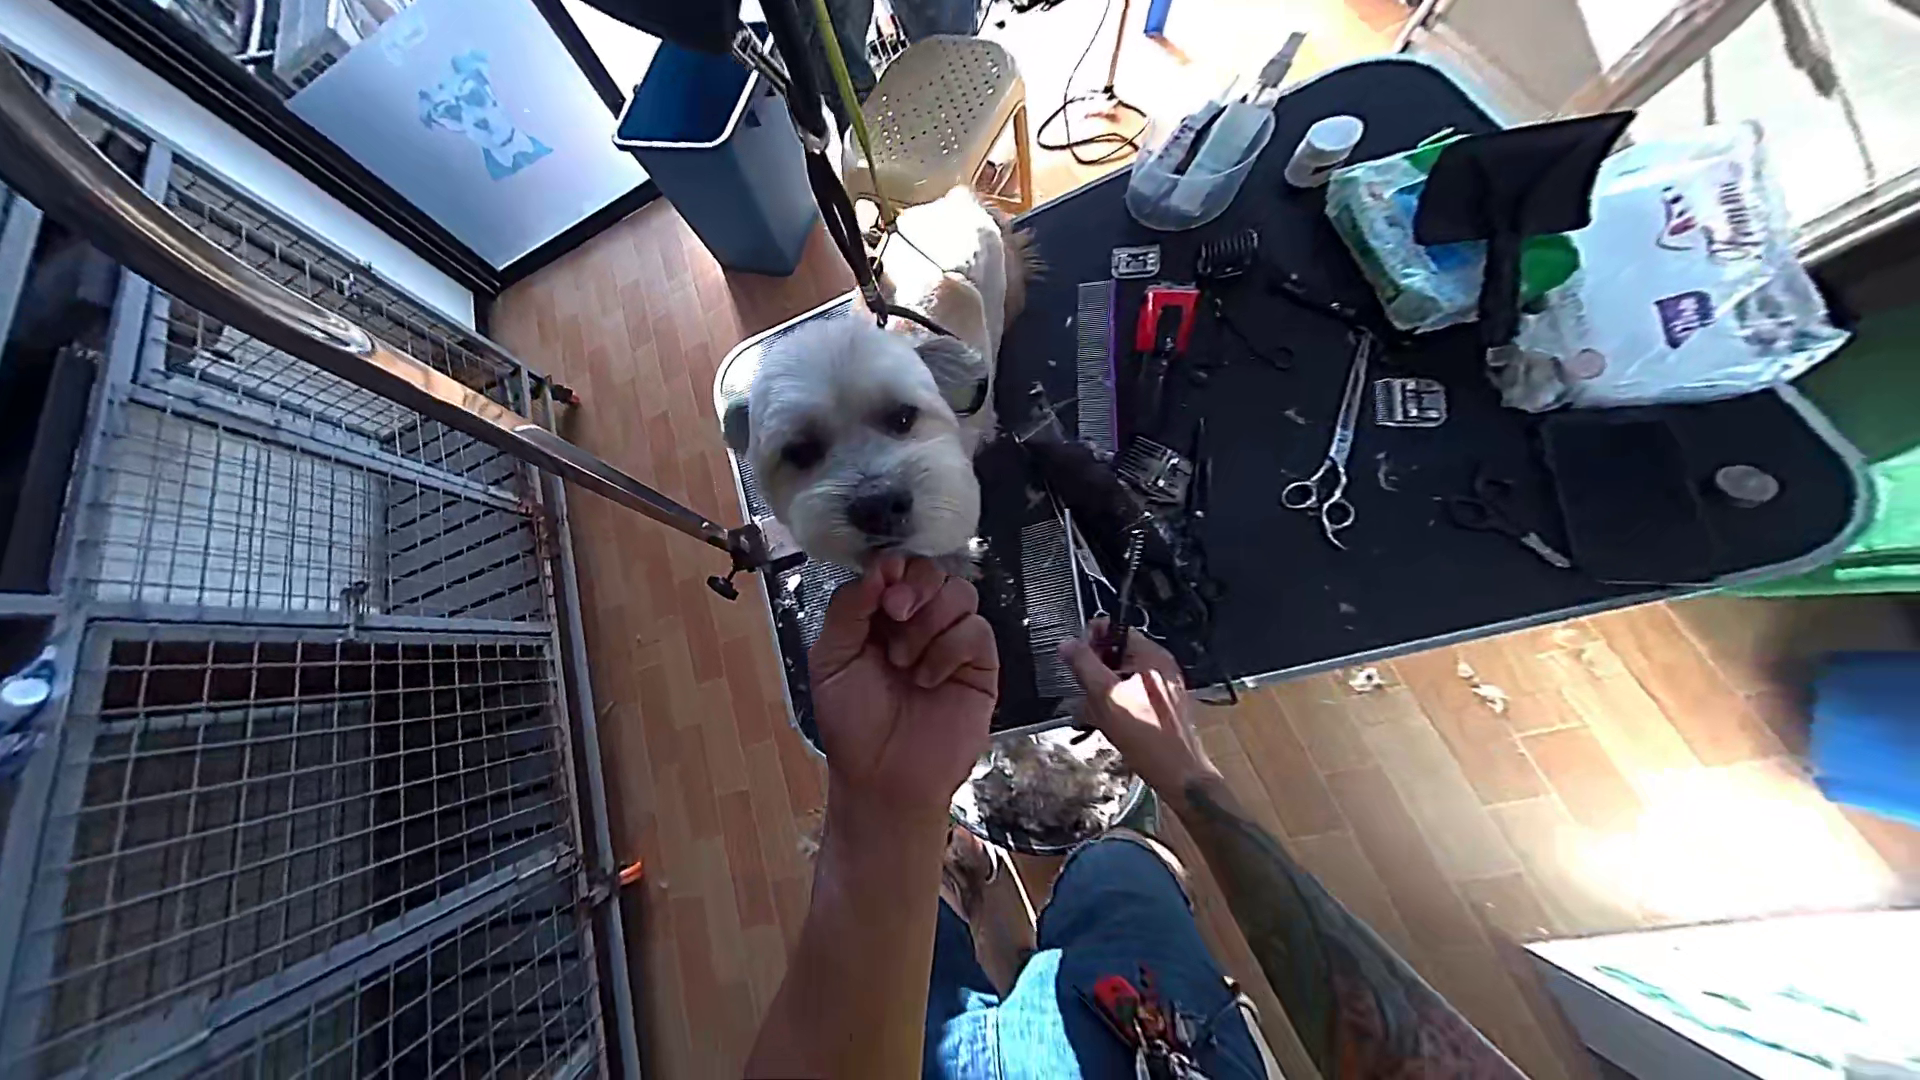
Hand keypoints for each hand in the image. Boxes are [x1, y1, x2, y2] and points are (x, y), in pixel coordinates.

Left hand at [809, 554, 997, 824]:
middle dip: (915, 586)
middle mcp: (919, 622)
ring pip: (960, 593)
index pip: (898, 568)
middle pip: (934, 571)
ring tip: (905, 660)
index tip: (883, 590)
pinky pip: (977, 630)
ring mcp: (952, 641)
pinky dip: (950, 649)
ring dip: (929, 622)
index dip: (894, 568)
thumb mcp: (831, 659)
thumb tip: (877, 568)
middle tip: (896, 614)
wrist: (884, 778)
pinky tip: (928, 678)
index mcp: (881, 615)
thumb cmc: (853, 722)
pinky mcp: (979, 665)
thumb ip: (848, 608)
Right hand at [1059, 620, 1220, 810]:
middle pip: (1114, 655)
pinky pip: (1128, 695)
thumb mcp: (1106, 695)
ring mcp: (1160, 688)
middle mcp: (1159, 667)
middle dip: (1093, 672)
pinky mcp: (1157, 707)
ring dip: (1099, 692)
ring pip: (1118, 677)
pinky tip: (1103, 722)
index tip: (1075, 656)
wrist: (1179, 776)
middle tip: (1081, 688)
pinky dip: (1112, 705)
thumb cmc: (1149, 737)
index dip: (1090, 638)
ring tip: (1090, 712)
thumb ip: (1084, 665)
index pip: (1115, 628)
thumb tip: (1067, 644)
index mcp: (1152, 656)